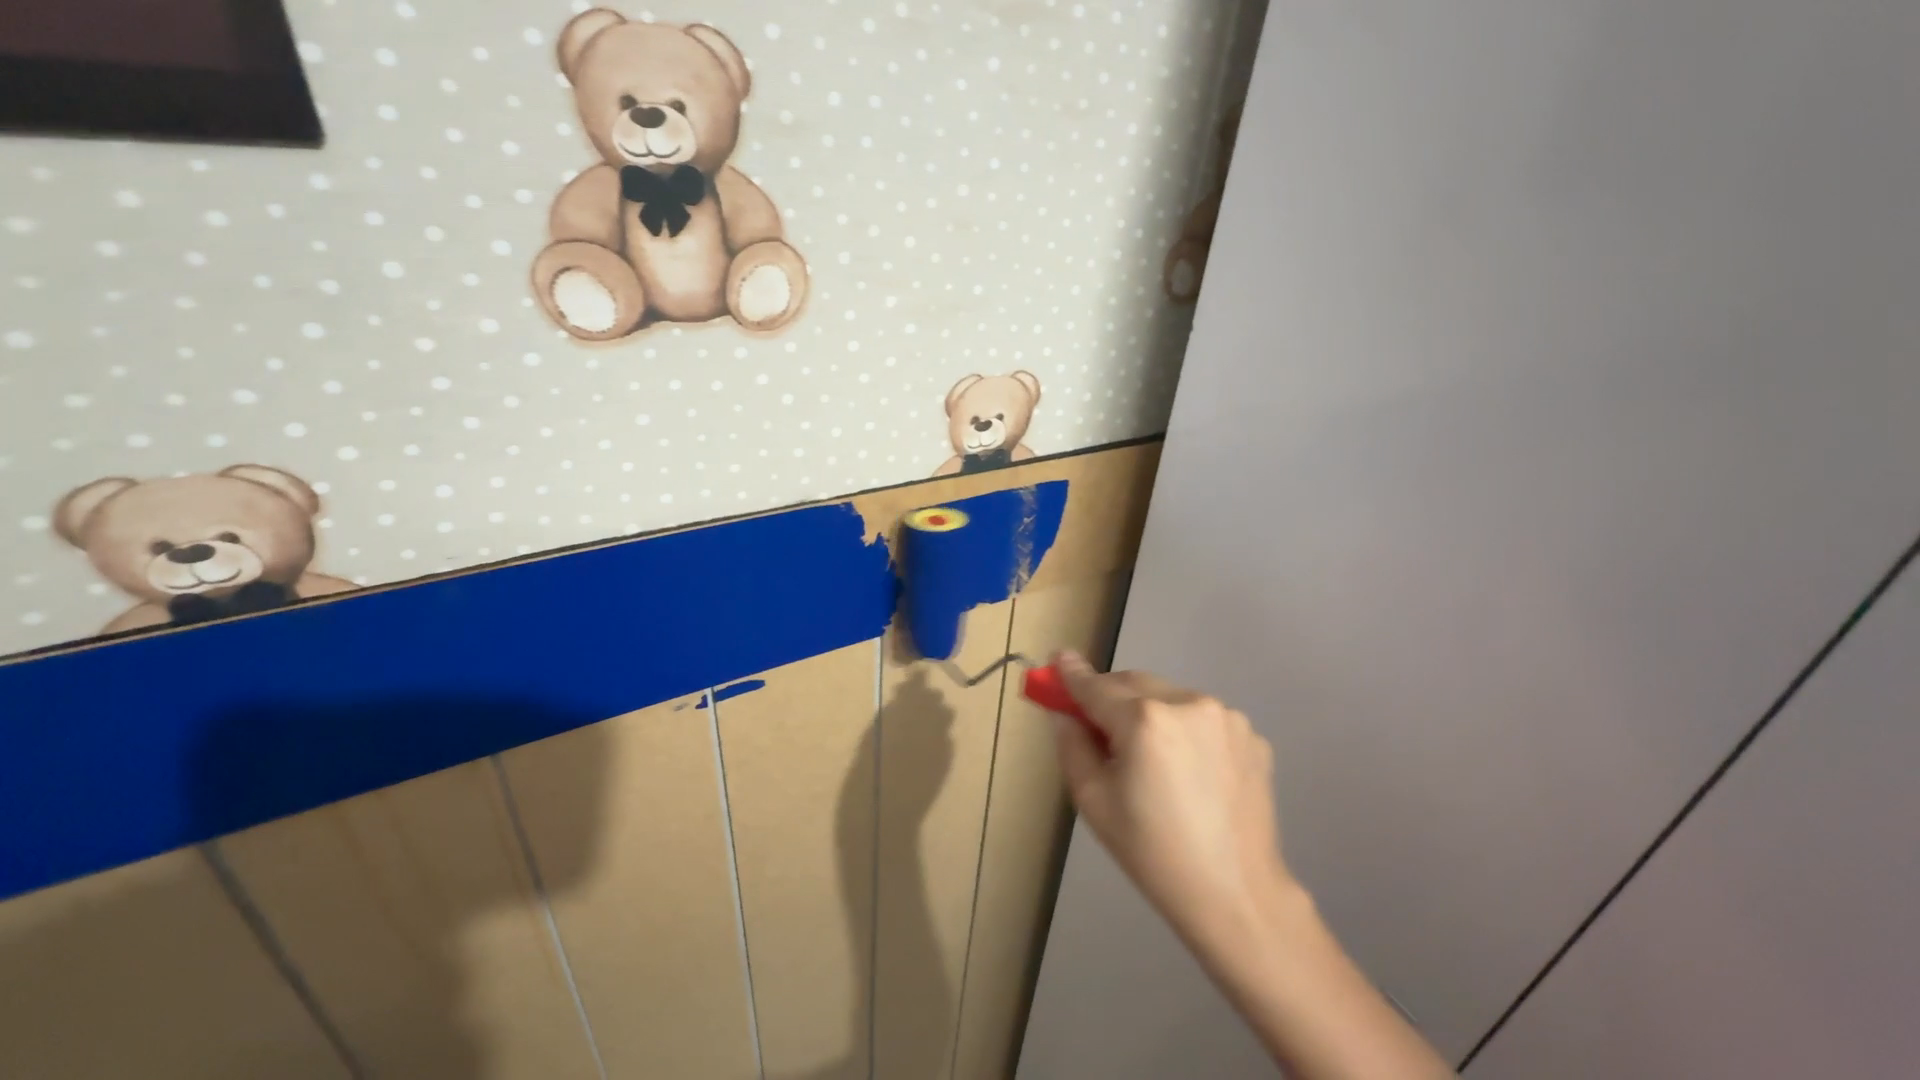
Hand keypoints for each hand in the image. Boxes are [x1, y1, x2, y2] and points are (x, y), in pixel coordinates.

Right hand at [1049, 650, 1294, 948]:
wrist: (1235, 892)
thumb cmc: (1152, 852)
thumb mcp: (1094, 802)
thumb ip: (1072, 746)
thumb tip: (1063, 713)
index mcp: (1145, 720)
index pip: (1096, 686)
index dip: (1071, 675)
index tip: (1057, 659)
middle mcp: (1188, 704)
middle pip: (1134, 684)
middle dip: (1111, 697)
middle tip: (1097, 728)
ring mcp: (1227, 718)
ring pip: (1171, 699)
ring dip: (1152, 715)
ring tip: (1153, 765)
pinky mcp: (1252, 736)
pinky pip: (1204, 720)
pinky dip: (1187, 733)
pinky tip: (1190, 775)